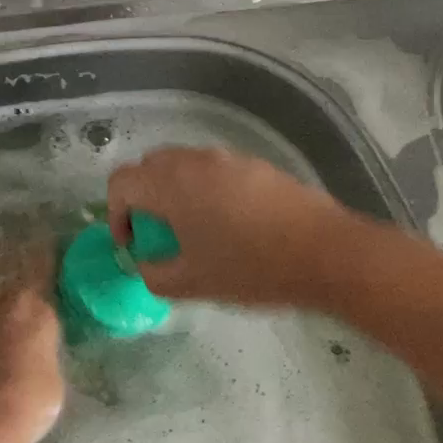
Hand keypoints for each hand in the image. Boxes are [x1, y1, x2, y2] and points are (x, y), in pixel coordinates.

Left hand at [0, 239, 64, 442]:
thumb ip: (47, 351)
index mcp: (34, 307)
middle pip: (8, 267)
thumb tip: (41, 347)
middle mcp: (3, 305)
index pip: (40, 265)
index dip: (45, 247)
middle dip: (15, 251)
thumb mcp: (55, 376)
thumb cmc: (29, 401)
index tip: (47, 233)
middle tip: (19, 237)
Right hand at [107, 148, 365, 305]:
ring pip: (182, 166)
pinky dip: (205, 190)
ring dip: (174, 193)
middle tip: (157, 236)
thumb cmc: (252, 268)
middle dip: (143, 200)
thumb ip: (155, 275)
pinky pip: (213, 170)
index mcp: (170, 184)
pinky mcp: (256, 164)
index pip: (120, 183)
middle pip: (149, 168)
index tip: (134, 245)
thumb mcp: (193, 283)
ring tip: (194, 230)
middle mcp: (193, 161)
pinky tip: (231, 225)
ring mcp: (227, 158)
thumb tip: (145, 265)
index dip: (116, 214)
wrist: (327, 253)